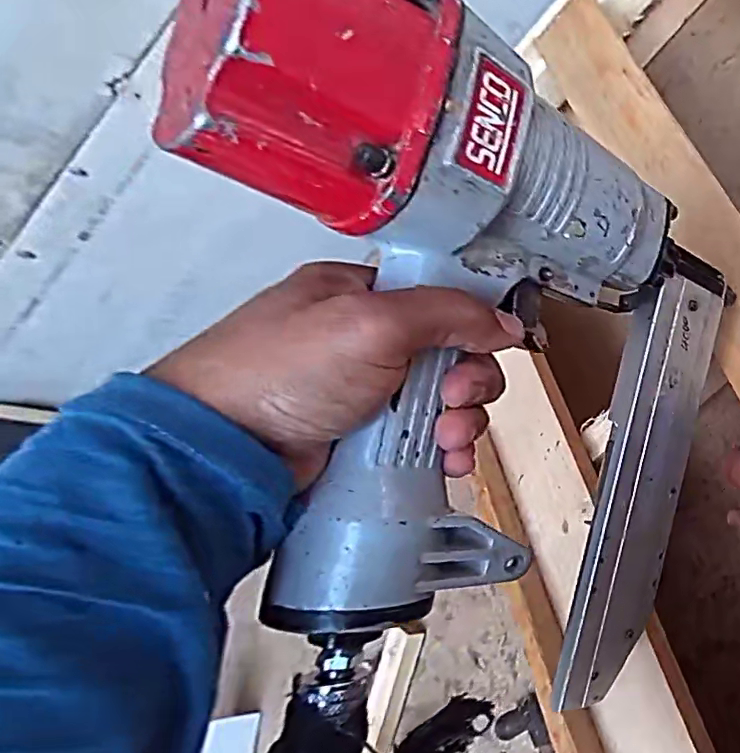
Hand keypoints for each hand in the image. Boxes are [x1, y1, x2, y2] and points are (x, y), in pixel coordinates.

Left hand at [148, 261, 522, 487]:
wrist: (221, 454)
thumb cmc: (268, 377)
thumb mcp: (370, 323)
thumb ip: (447, 312)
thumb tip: (505, 323)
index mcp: (362, 296)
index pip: (447, 299)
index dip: (476, 324)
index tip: (484, 345)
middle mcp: (371, 339)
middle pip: (462, 354)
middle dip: (471, 383)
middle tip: (453, 397)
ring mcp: (376, 387)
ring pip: (456, 399)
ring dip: (463, 420)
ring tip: (443, 438)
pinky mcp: (378, 429)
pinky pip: (439, 434)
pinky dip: (450, 447)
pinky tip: (444, 456)